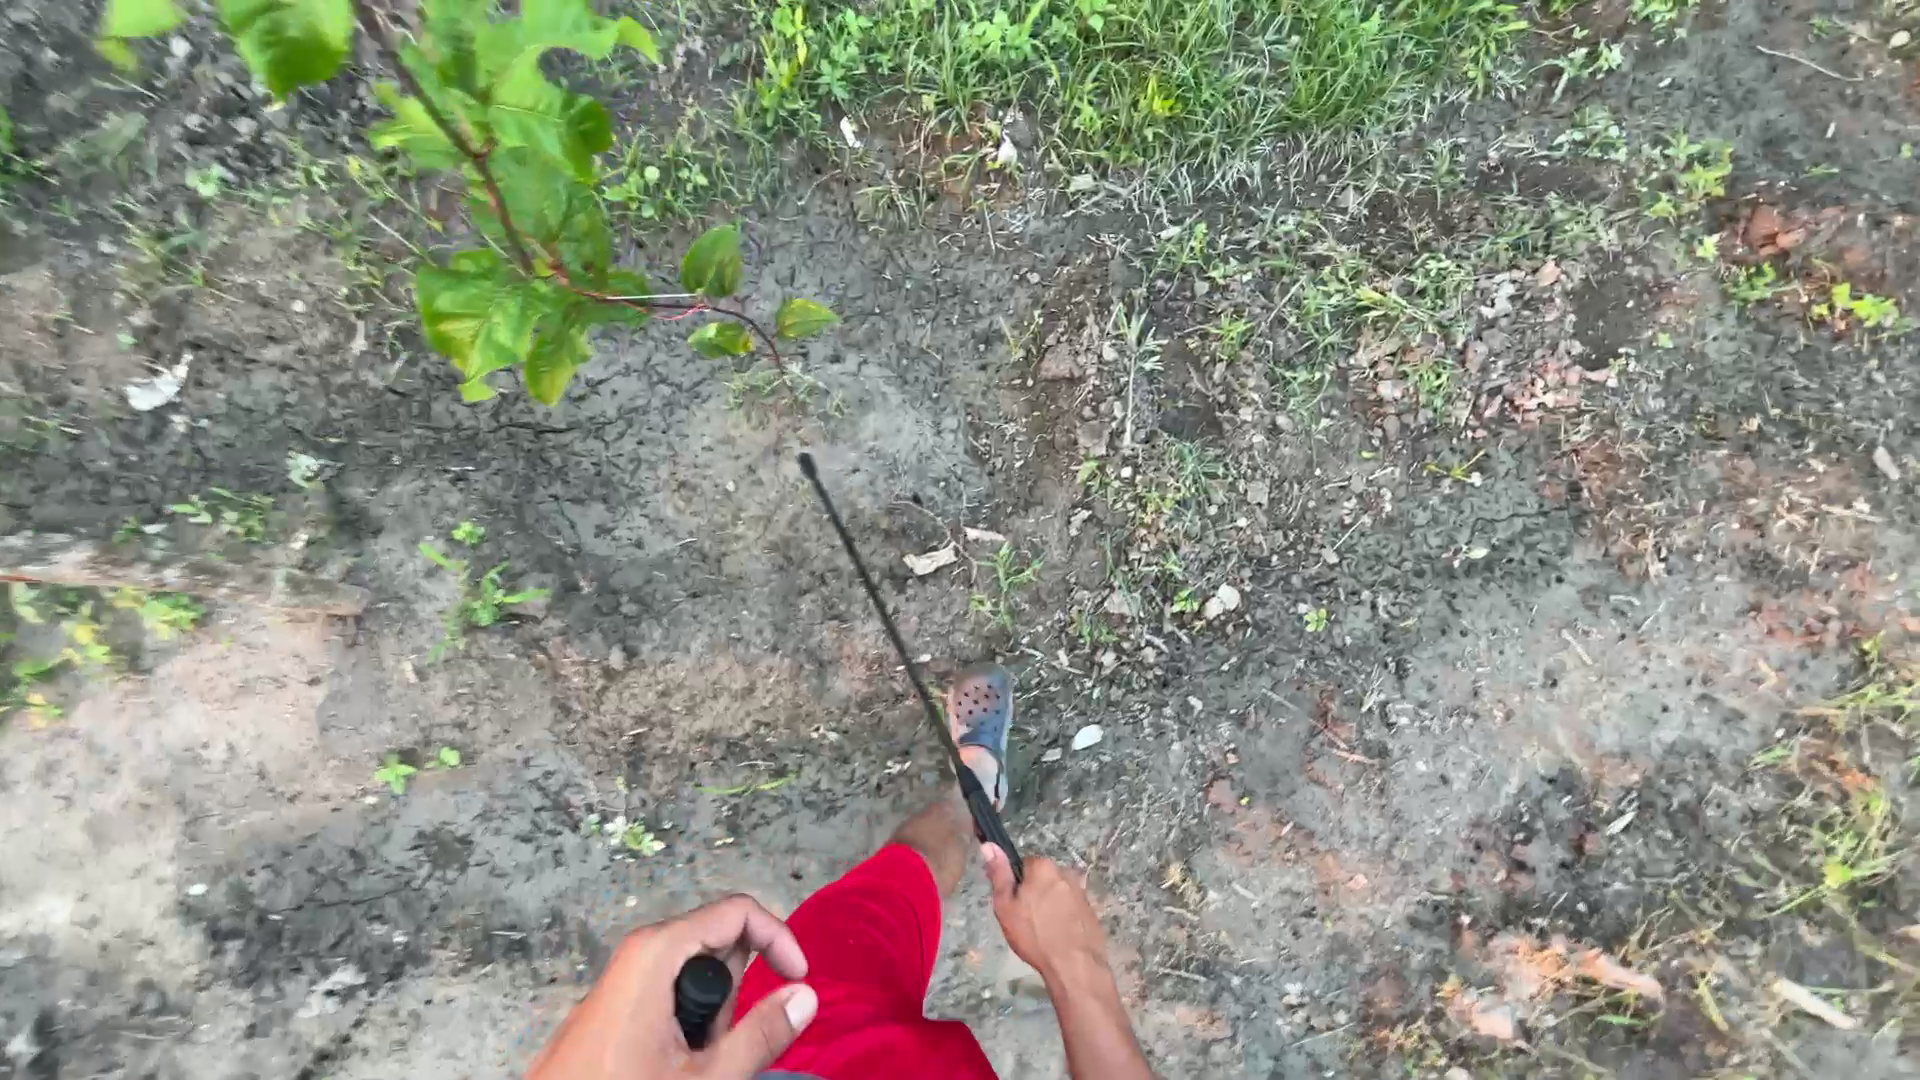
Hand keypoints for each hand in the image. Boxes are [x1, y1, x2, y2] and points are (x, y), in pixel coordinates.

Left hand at [526, 894, 817, 1079]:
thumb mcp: (705, 1078)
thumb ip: (761, 1033)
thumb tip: (806, 995)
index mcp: (660, 949)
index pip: (740, 911)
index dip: (779, 938)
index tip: (798, 980)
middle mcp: (641, 949)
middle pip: (719, 942)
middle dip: (734, 992)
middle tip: (719, 1048)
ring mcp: (625, 975)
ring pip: (696, 972)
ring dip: (711, 1014)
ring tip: (689, 1064)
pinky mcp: (615, 1003)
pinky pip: (670, 992)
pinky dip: (686, 1022)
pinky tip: (669, 1065)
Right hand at [980, 845, 1109, 984]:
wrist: (1074, 965)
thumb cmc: (1034, 935)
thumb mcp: (1006, 906)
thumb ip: (999, 875)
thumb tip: (989, 845)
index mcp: (1043, 866)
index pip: (1024, 866)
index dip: (1017, 886)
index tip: (1015, 906)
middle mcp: (1065, 871)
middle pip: (1042, 879)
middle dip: (1035, 894)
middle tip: (1026, 920)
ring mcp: (1081, 891)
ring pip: (1057, 894)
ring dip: (1050, 906)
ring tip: (1043, 932)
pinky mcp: (1091, 910)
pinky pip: (1072, 908)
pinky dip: (1065, 918)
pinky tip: (1059, 937)